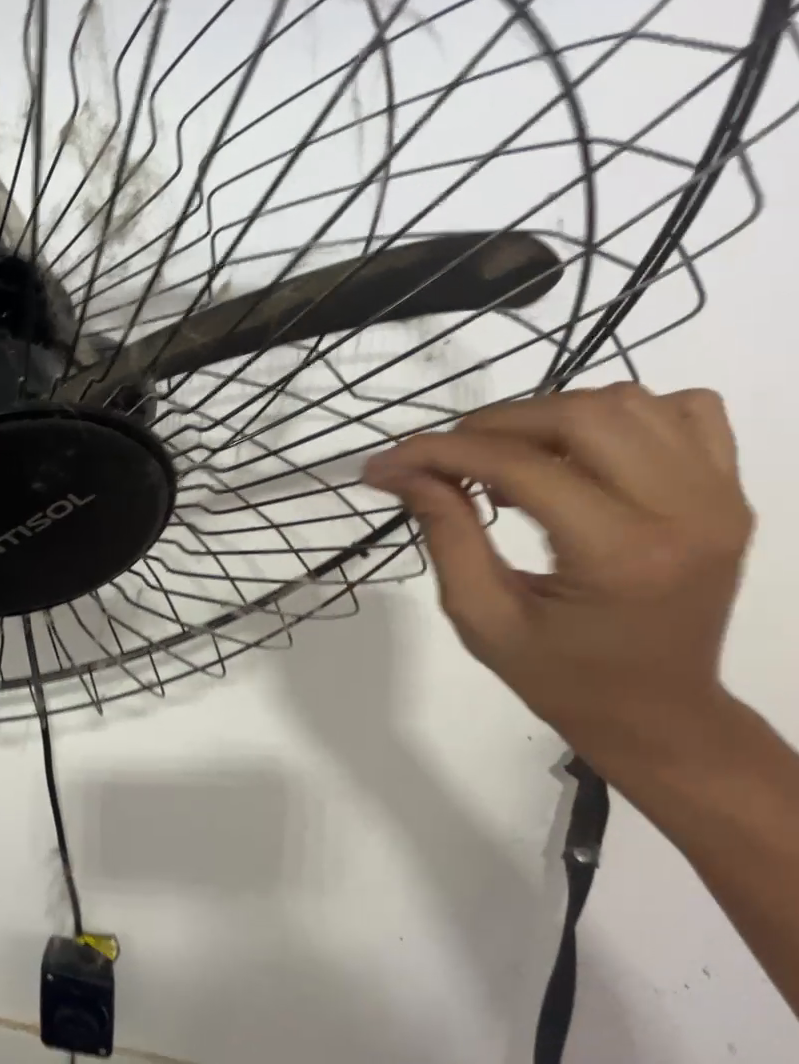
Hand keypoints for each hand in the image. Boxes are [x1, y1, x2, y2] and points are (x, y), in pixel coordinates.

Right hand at [361, 385, 753, 765]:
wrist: (657, 711)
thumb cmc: (558, 675)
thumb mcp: (480, 613)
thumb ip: (446, 532)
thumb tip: (400, 471)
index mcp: (619, 554)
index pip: (520, 467)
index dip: (441, 453)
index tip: (386, 464)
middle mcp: (685, 512)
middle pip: (583, 416)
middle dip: (494, 425)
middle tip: (445, 461)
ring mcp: (719, 497)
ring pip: (631, 403)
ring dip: (549, 415)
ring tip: (504, 458)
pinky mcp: (729, 492)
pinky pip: (686, 413)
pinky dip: (623, 415)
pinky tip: (578, 453)